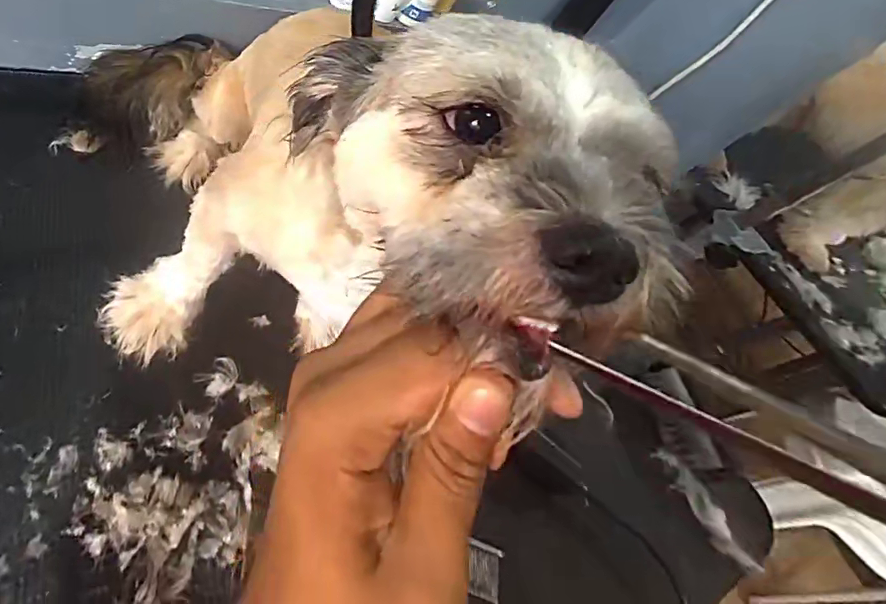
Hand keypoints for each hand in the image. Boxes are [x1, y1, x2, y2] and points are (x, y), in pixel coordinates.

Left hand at [243, 291, 579, 603]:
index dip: (499, 356)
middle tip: (553, 394)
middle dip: (492, 342)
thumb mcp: (418, 572)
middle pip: (423, 320)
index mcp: (333, 416)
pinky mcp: (340, 377)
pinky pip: (400, 334)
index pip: (431, 348)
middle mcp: (325, 370)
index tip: (559, 390)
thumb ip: (451, 471)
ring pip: (415, 314)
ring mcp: (329, 367)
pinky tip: (481, 402)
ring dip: (474, 342)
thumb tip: (496, 377)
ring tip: (523, 399)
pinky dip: (448, 352)